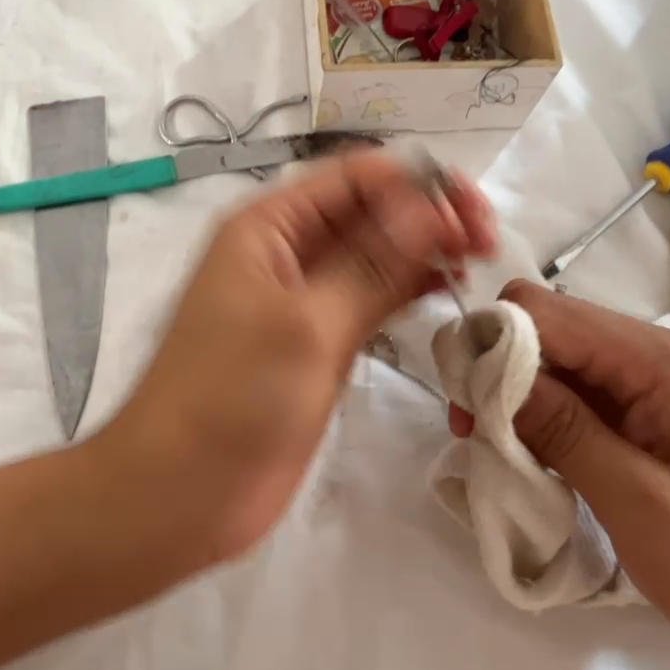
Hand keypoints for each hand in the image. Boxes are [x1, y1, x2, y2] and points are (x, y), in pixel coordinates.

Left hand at [103, 151, 495, 565]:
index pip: (353, 177)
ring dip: (425, 248)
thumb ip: (371, 264)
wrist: (182, 492)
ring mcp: (306, 297)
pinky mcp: (322, 340)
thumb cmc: (231, 398)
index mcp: (267, 226)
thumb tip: (430, 205)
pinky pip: (373, 296)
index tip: (472, 212)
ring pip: (376, 253)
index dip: (415, 183)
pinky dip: (410, 287)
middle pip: (369, 209)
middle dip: (426, 213)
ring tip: (481, 258)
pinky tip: (450, 288)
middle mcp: (287, 250)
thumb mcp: (305, 324)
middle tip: (487, 239)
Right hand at [453, 280, 669, 669]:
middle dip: (496, 365)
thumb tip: (489, 370)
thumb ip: (565, 431)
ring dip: (512, 391)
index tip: (465, 402)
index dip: (494, 342)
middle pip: (544, 324)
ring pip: (549, 354)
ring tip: (495, 446)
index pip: (546, 311)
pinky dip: (536, 412)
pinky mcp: (638, 408)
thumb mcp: (640, 505)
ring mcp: (646, 379)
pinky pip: (568, 387)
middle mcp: (651, 352)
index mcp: (659, 362)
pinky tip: (528, 452)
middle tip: (473, 429)